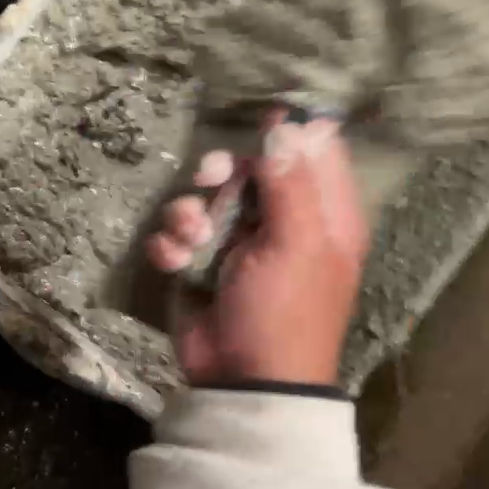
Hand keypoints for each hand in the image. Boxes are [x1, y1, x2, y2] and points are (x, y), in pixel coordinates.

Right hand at [144, 116, 367, 386]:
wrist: (242, 370)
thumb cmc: (283, 309)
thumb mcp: (295, 245)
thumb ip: (290, 186)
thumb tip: (288, 127)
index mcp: (321, 217)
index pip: (313, 157)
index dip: (289, 135)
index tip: (260, 117)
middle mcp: (276, 224)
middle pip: (245, 173)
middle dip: (219, 174)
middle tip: (207, 177)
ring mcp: (231, 244)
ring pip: (199, 202)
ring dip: (185, 216)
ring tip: (189, 240)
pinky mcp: (193, 263)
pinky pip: (170, 237)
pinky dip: (168, 247)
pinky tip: (175, 264)